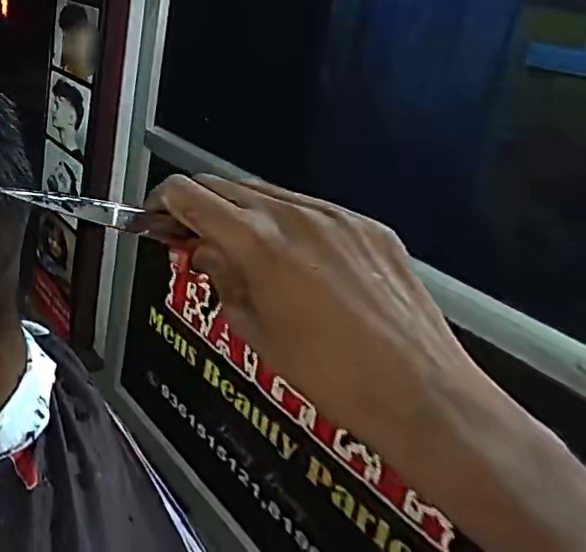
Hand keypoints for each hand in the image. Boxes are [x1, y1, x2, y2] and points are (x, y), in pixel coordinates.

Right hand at [147, 174, 479, 444]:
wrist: (427, 400)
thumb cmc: (335, 376)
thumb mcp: (252, 327)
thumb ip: (219, 276)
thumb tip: (205, 253)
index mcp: (256, 242)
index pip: (186, 192)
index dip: (161, 202)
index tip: (157, 217)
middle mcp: (293, 217)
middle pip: (219, 184)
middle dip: (197, 206)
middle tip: (193, 237)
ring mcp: (334, 218)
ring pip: (262, 192)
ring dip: (240, 211)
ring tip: (245, 250)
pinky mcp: (367, 228)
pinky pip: (308, 207)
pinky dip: (286, 221)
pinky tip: (294, 258)